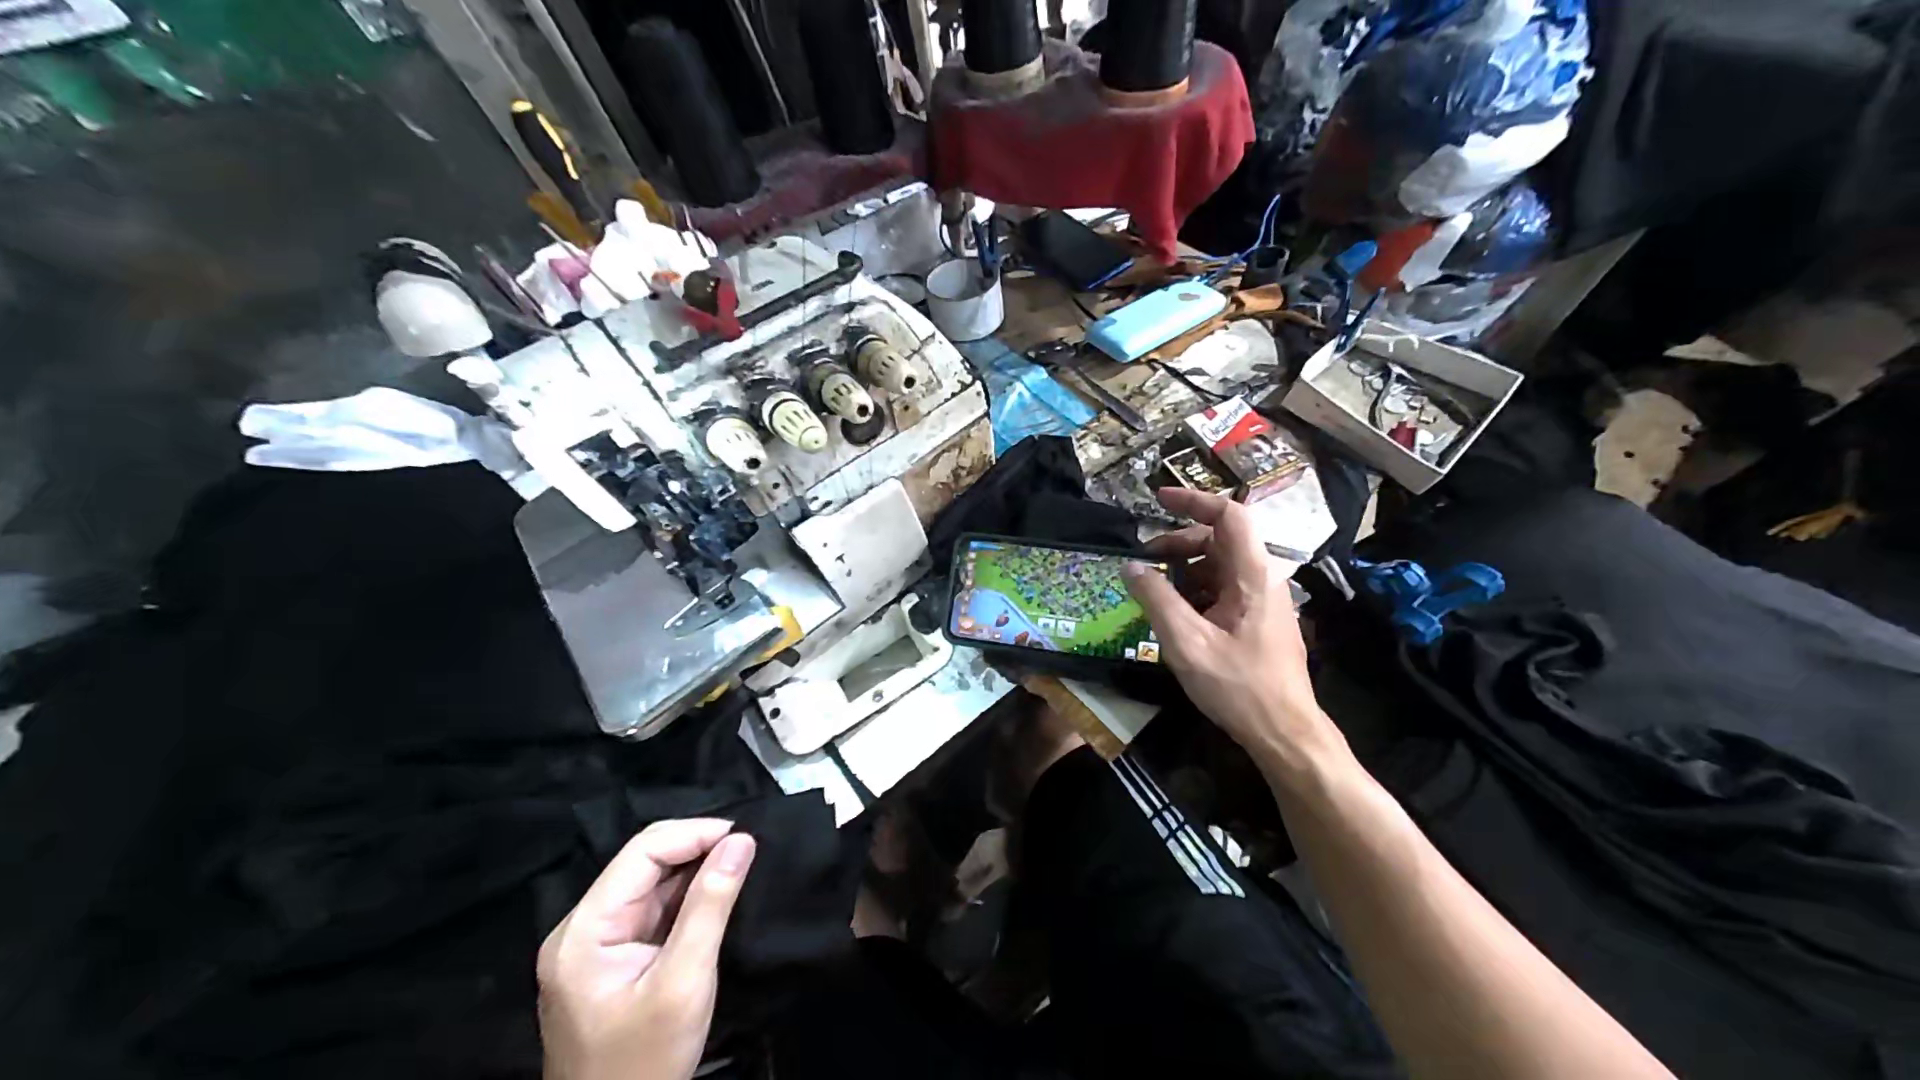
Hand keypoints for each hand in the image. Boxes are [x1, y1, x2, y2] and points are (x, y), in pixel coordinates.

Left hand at [537, 819, 756, 1079]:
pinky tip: (715, 893)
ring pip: (650, 883)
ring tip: (738, 864)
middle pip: (643, 863)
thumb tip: (741, 840)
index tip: (744, 836)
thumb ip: (711, 905)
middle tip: (746, 849)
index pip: (642, 852)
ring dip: (694, 870)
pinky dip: (686, 896)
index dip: (694, 833)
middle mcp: (581, 928)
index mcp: (584, 930)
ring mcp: (593, 944)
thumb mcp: (684, 982)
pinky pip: (651, 909)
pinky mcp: (610, 958)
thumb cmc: (645, 1063)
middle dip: (696, 848)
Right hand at [1123, 487, 1345, 776]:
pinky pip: (1223, 589)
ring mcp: (1262, 601)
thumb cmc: (1238, 686)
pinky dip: (1195, 590)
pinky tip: (1174, 614)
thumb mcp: (1186, 642)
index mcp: (1252, 576)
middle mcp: (1262, 580)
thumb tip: (1131, 567)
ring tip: (1154, 591)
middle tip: (1144, 561)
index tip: (1158, 500)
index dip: (1194, 500)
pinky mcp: (1257, 621)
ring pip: (1219, 566)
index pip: (1229, 516)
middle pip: (1220, 540)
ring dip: (1184, 568)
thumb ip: (1156, 598)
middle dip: (1178, 542)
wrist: (1284, 732)